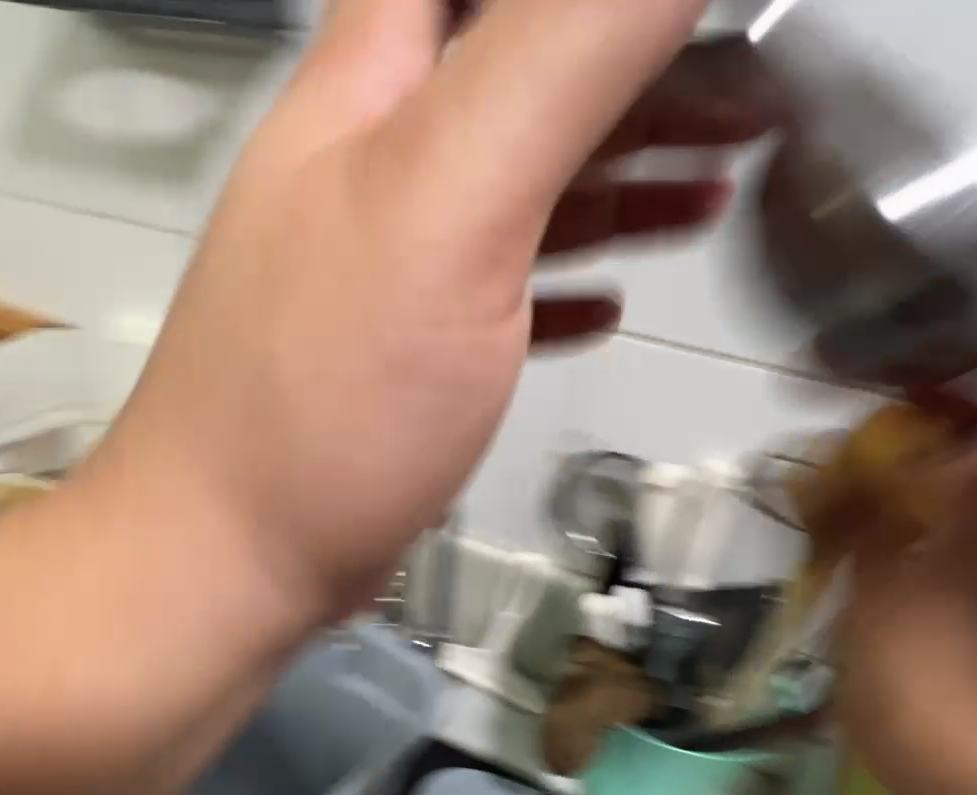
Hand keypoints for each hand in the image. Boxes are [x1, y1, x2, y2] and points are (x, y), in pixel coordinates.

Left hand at [87, 1, 776, 622]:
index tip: (657, 27)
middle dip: (629, 63)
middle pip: (512, 66)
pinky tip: (611, 304)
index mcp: (366, 94)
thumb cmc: (328, 396)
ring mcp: (384, 267)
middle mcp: (368, 166)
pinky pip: (495, 293)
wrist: (234, 560)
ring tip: (716, 182)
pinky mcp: (400, 356)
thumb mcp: (444, 202)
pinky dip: (561, 284)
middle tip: (741, 89)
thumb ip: (557, 52)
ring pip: (513, 185)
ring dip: (616, 174)